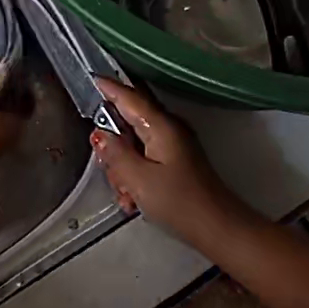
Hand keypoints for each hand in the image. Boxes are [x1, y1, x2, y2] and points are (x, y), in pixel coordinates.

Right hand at [91, 78, 254, 240]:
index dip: (109, 89)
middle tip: (108, 169)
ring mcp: (173, 145)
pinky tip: (134, 200)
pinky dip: (135, 176)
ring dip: (122, 167)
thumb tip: (99, 134)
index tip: (91, 78)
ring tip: (126, 195)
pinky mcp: (175, 162)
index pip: (130, 98)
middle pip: (128, 123)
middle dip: (112, 145)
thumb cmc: (178, 202)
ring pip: (134, 144)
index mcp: (161, 126)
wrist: (217, 228)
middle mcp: (168, 129)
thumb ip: (115, 154)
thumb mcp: (138, 180)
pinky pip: (145, 158)